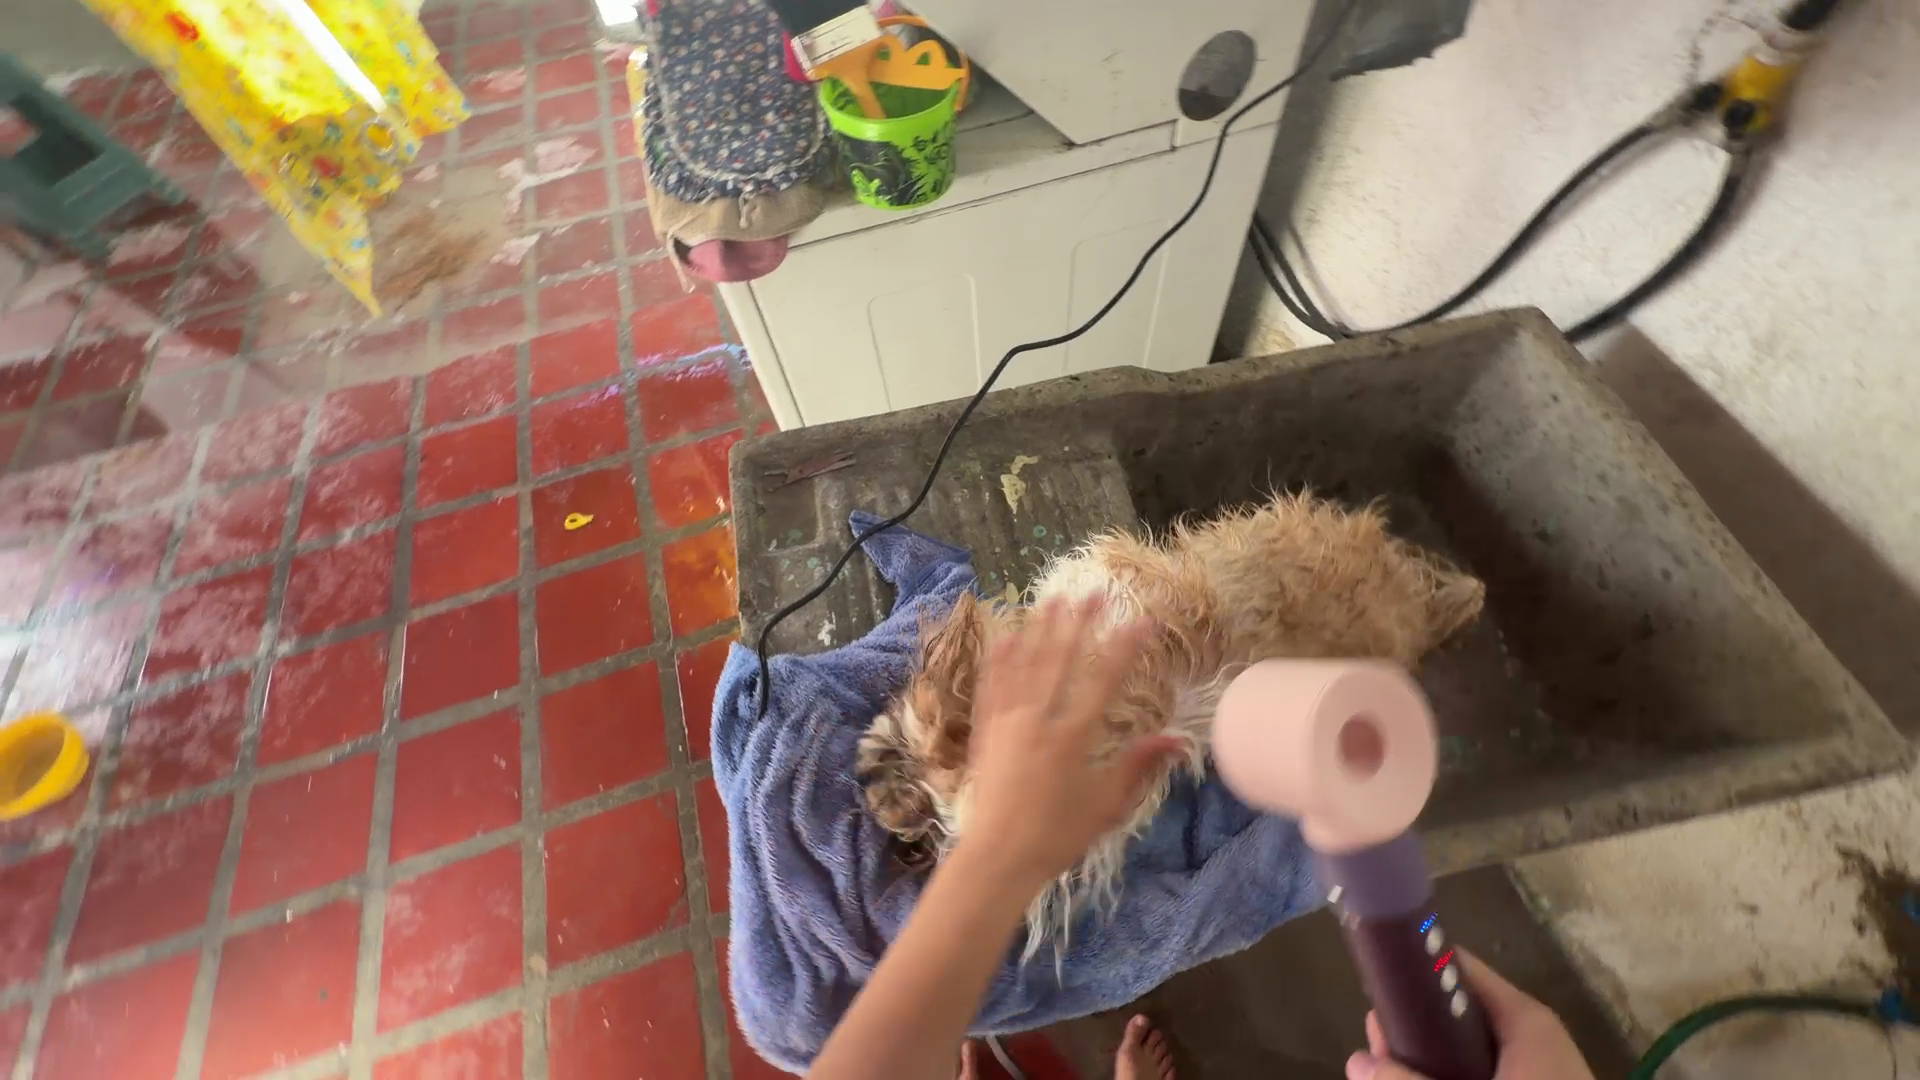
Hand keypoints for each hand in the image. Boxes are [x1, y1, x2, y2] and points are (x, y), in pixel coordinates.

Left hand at [953, 597, 1181, 893]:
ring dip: (1039, 629)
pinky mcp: (986, 728)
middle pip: (1061, 660)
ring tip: (1050, 598)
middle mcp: (1039, 718)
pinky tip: (1005, 636)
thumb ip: (1139, 766)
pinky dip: (999, 658)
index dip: (1125, 647)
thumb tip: (1177, 739)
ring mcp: (1008, 720)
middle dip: (1079, 623)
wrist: (998, 857)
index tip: (1142, 619)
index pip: (1105, 680)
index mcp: (1074, 736)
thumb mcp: (1107, 805)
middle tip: (1092, 592)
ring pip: (1025, 664)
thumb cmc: (1058, 835)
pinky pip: (992, 685)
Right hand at [1346, 953, 1596, 1079]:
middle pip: (1451, 1013)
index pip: (1455, 966)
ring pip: (1459, 1054)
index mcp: (1526, 1023)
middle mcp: (1531, 1041)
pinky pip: (1477, 1077)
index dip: (1411, 970)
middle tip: (1380, 1056)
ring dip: (1423, 1068)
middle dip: (1409, 1034)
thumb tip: (1357, 1062)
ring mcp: (1534, 1075)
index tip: (1374, 990)